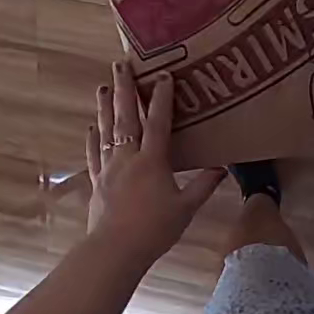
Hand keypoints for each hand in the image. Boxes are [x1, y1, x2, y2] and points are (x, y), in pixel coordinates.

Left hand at [85, 60, 225, 261]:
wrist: (116, 249)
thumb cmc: (155, 228)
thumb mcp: (186, 208)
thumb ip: (203, 185)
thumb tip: (222, 168)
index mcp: (152, 161)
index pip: (159, 123)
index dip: (163, 98)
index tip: (164, 75)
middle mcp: (127, 157)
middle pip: (126, 117)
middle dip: (126, 89)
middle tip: (120, 64)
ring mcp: (109, 168)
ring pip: (106, 130)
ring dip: (106, 107)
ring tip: (104, 86)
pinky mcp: (97, 181)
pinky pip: (94, 154)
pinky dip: (93, 139)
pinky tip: (91, 128)